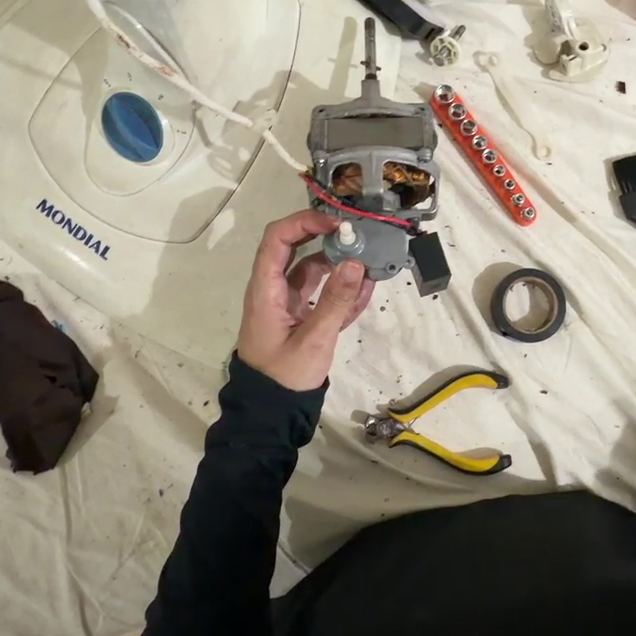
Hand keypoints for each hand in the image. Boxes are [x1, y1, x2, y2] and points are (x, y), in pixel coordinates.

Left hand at [236, 211, 375, 390]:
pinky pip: (323, 294)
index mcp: (266, 289)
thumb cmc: (284, 376)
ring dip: (340, 264)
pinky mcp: (302, 317)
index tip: (337, 224)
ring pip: (314, 270)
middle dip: (327, 237)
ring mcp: (288, 303)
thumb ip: (335, 301)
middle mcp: (275, 289)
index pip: (278, 238)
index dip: (305, 222)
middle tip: (357, 236)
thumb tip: (355, 262)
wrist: (271, 412)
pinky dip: (343, 289)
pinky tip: (366, 287)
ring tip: (370, 261)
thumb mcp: (313, 340)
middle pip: (297, 248)